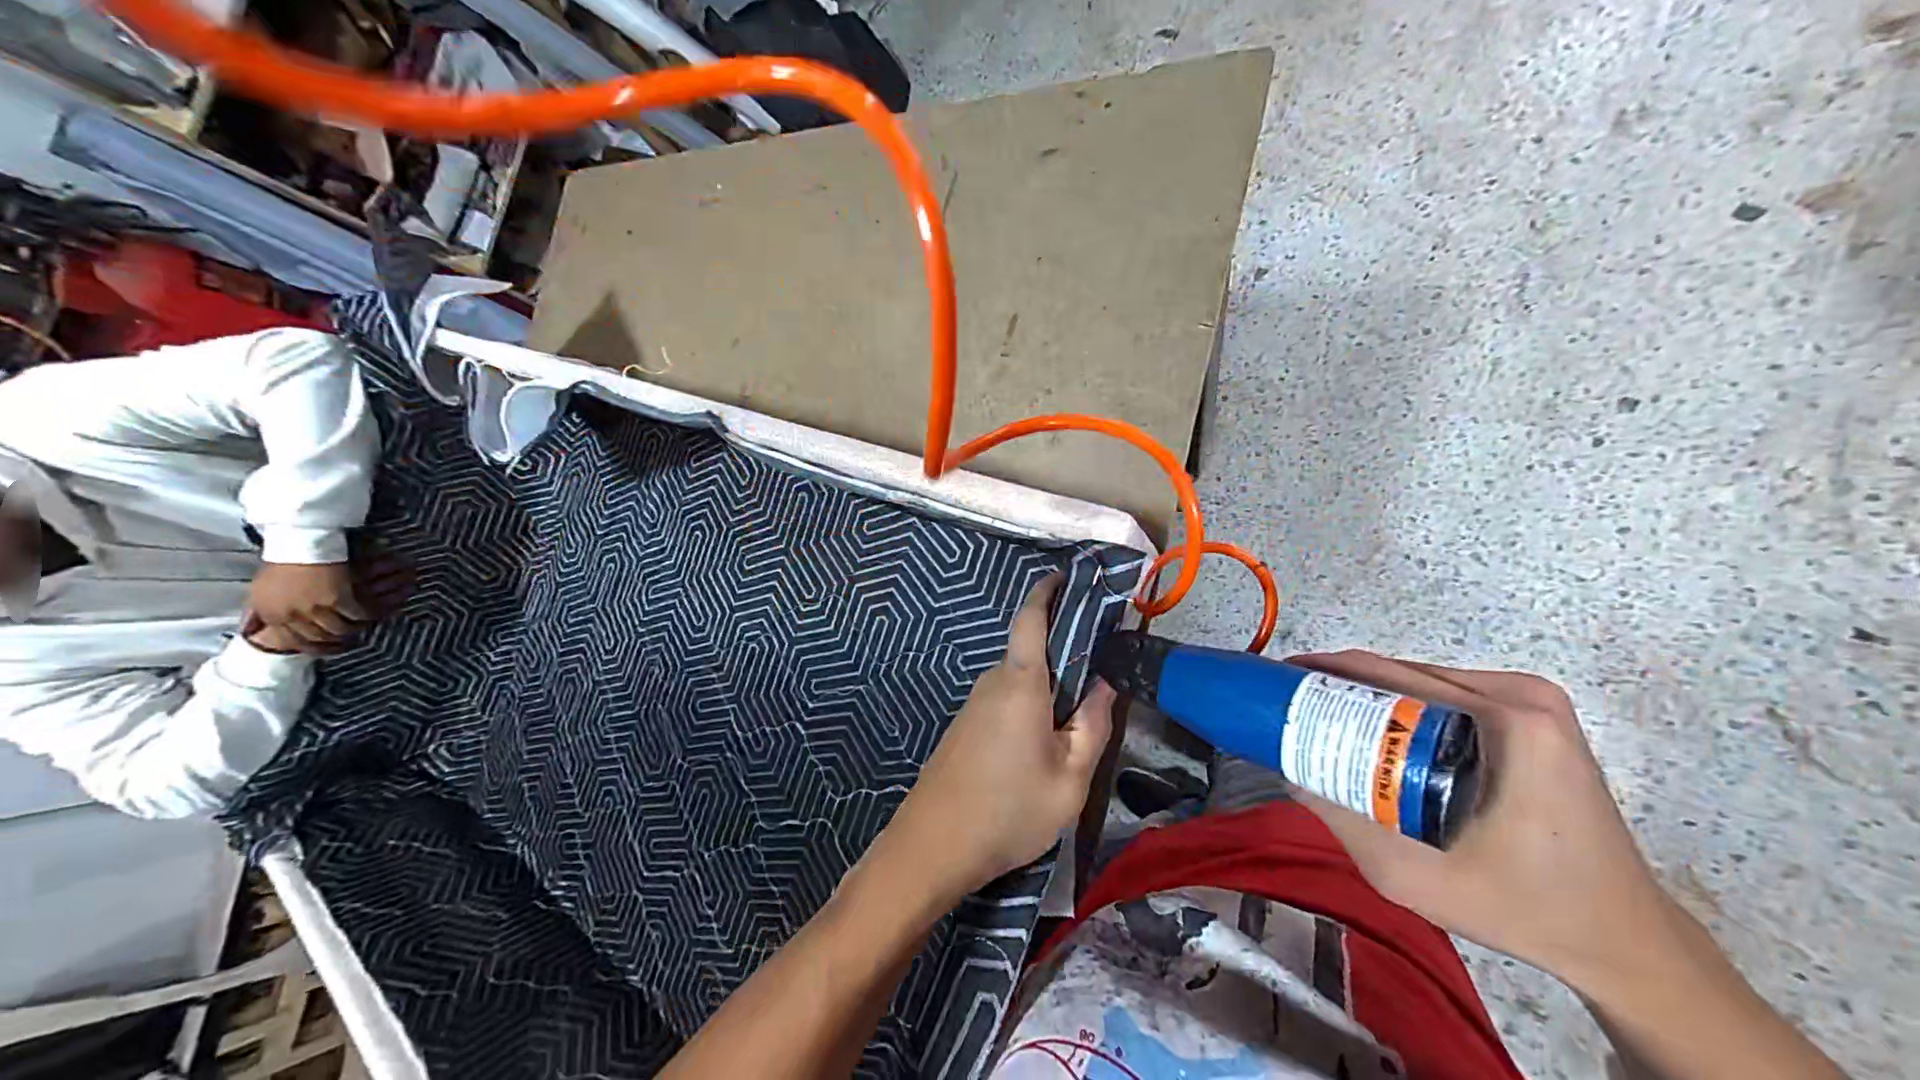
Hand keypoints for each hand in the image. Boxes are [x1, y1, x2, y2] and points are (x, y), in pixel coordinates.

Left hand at [244, 553, 412, 654]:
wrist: (301, 545)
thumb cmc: (281, 565)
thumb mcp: (260, 592)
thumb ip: (259, 612)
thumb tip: (252, 631)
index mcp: (272, 615)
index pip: (295, 642)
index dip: (315, 647)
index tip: (329, 647)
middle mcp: (293, 616)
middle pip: (320, 637)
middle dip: (336, 639)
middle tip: (350, 637)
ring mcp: (317, 609)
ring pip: (341, 629)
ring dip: (354, 629)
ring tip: (363, 626)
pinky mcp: (339, 599)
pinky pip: (358, 615)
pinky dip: (368, 616)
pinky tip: (373, 614)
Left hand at [876, 574, 1115, 903]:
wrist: (932, 846)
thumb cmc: (1008, 811)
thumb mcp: (1070, 777)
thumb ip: (1093, 726)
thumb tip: (1105, 685)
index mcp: (1020, 682)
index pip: (1032, 618)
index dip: (1049, 591)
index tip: (1069, 576)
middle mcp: (993, 683)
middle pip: (1033, 653)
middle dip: (1066, 656)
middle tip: (1102, 682)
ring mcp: (974, 706)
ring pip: (1021, 683)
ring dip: (1049, 692)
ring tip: (1077, 727)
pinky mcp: (965, 729)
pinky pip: (1006, 704)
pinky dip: (1030, 710)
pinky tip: (1041, 749)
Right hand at [1284, 651, 1679, 994]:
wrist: (1623, 939)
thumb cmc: (1524, 906)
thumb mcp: (1414, 874)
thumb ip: (1341, 819)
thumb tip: (1287, 769)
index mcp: (1508, 720)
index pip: (1388, 675)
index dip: (1323, 675)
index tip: (1277, 688)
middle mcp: (1524, 695)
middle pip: (1402, 672)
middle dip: (1339, 686)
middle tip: (1289, 709)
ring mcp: (1536, 701)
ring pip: (1421, 681)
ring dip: (1368, 699)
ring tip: (1319, 721)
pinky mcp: (1537, 716)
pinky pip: (1447, 696)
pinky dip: (1403, 710)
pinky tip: (1373, 737)